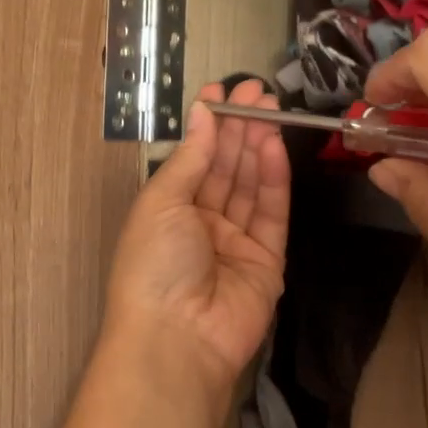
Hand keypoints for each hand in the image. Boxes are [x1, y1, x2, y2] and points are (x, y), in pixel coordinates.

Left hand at [104, 79, 290, 385]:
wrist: (176, 338)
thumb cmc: (153, 264)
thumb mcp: (160, 202)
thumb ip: (189, 159)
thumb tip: (204, 114)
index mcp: (166, 212)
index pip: (192, 161)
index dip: (207, 126)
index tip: (221, 90)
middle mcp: (200, 225)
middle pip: (224, 169)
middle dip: (238, 128)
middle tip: (256, 89)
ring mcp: (235, 243)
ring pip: (250, 186)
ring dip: (257, 145)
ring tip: (268, 106)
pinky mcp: (268, 262)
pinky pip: (272, 213)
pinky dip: (273, 178)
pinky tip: (273, 145)